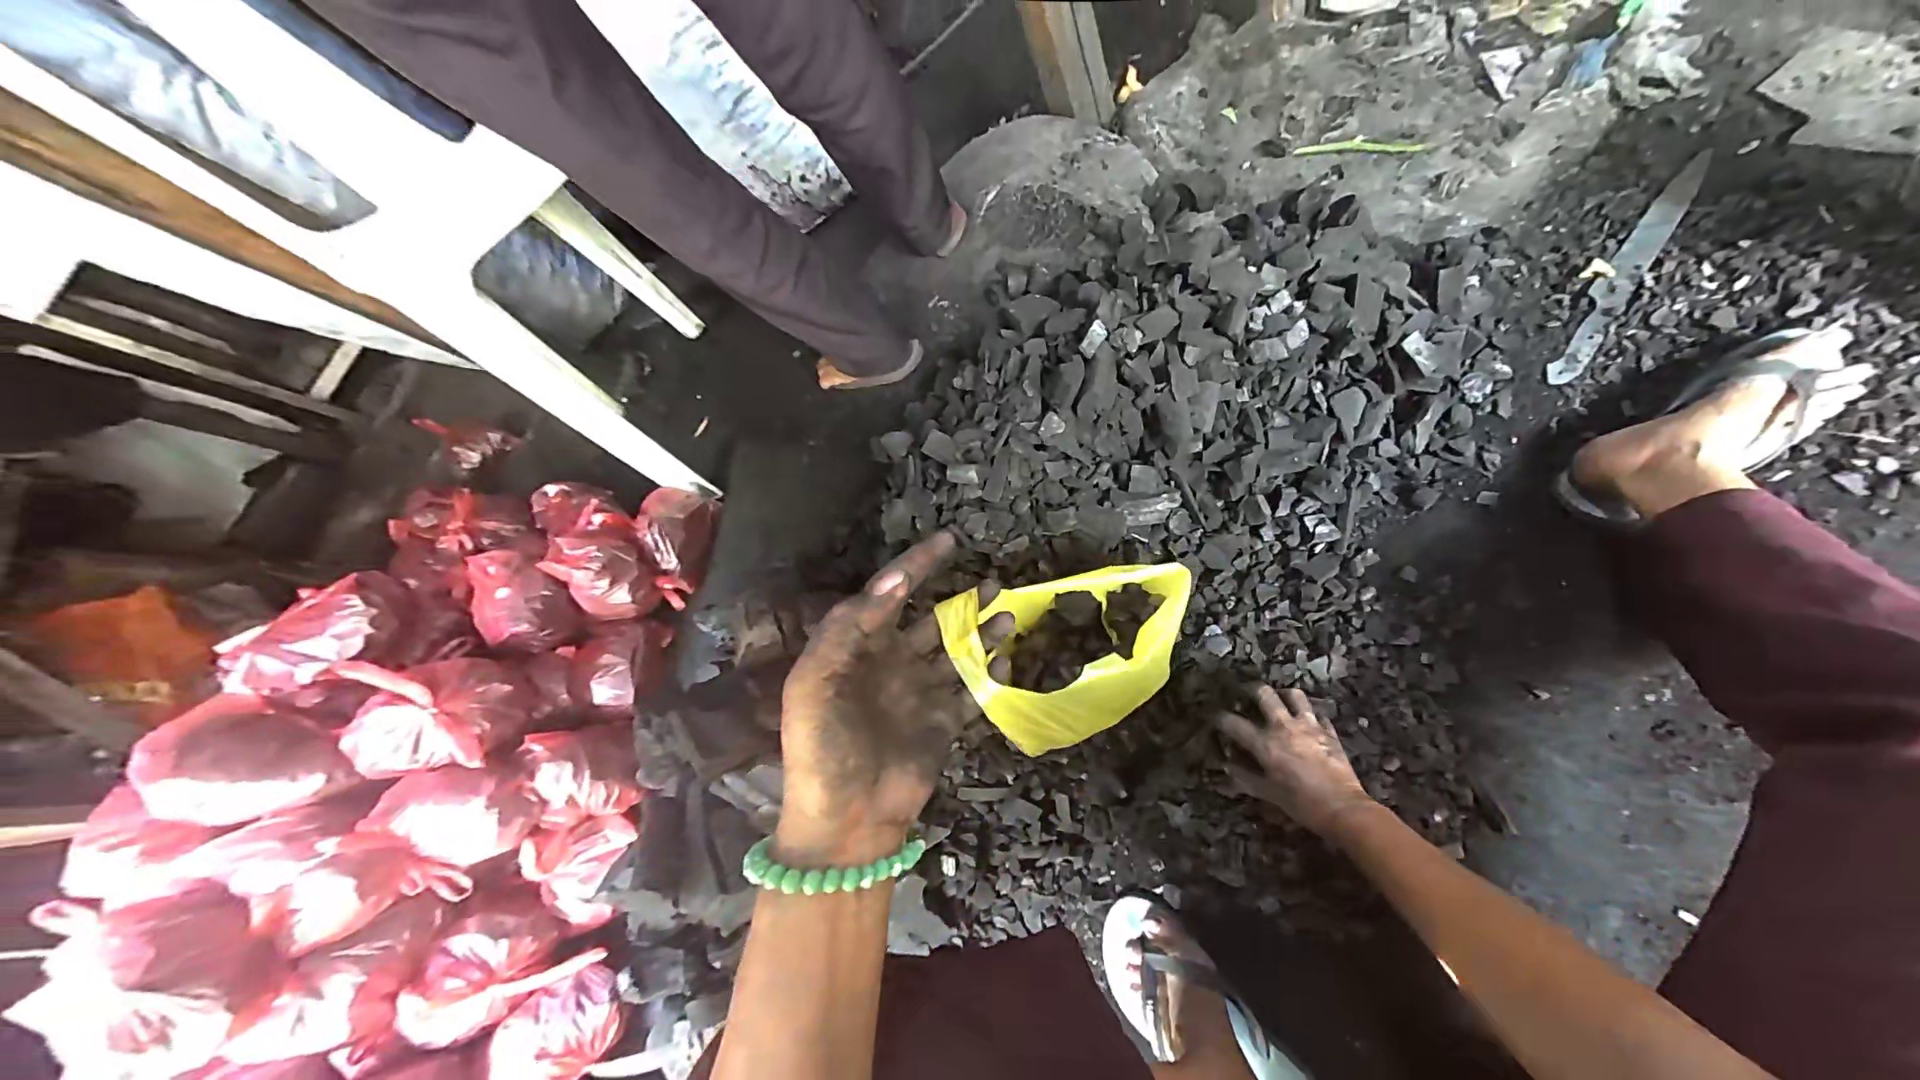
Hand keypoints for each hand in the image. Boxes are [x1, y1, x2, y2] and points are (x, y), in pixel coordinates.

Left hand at [775, 532, 1010, 865]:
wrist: (845, 820)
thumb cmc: (822, 747)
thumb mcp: (815, 681)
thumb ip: (849, 626)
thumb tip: (893, 581)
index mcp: (858, 648)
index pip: (890, 595)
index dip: (917, 566)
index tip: (948, 541)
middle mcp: (892, 663)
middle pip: (933, 619)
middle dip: (963, 599)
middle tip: (993, 582)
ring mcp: (920, 693)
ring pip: (958, 651)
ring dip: (983, 631)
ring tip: (1009, 613)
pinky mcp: (943, 723)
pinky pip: (973, 691)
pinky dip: (991, 674)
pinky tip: (1007, 660)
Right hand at [1219, 686, 1376, 837]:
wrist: (1344, 809)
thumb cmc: (1301, 803)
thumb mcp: (1267, 794)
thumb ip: (1244, 778)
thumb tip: (1227, 767)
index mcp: (1264, 742)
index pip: (1233, 722)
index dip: (1220, 718)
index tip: (1216, 719)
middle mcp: (1284, 727)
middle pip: (1264, 693)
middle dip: (1251, 690)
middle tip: (1247, 695)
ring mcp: (1309, 726)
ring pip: (1295, 696)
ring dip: (1285, 696)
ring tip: (1280, 701)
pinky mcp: (1329, 732)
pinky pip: (1319, 715)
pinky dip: (1311, 716)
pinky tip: (1308, 723)